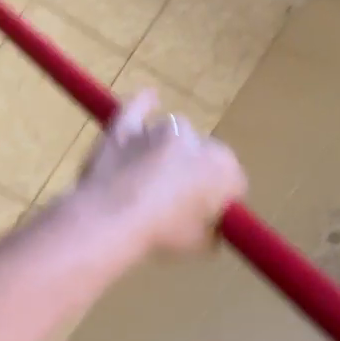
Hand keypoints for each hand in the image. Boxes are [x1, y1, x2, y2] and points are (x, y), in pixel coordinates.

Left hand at [69, 90, 245, 256]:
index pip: (232, 179)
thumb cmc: (160, 233)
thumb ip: (210, 226)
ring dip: (168, 147)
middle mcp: (193, 141)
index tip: (203, 212)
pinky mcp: (122, 128)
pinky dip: (142, 103)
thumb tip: (206, 224)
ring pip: (172, 131)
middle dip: (192, 171)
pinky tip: (149, 97)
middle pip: (201, 152)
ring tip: (151, 172)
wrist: (108, 218)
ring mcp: (155, 131)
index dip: (218, 198)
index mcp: (222, 168)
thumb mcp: (201, 242)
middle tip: (172, 197)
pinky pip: (135, 108)